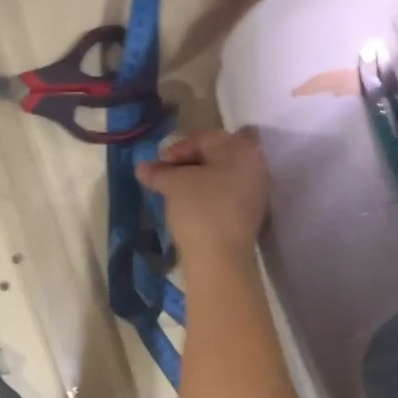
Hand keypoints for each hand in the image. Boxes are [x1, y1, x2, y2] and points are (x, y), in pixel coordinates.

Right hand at [136, 128, 269, 261]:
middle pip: (219, 154)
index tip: (157, 164)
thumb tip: (142, 167)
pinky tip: (191, 207)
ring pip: (223, 175)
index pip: (206, 138)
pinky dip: (208, 195)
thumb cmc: (200, 211)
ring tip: (176, 192)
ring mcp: (255, 191)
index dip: (178, 148)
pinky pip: (226, 194)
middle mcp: (254, 165)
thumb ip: (159, 173)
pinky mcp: (249, 214)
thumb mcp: (174, 186)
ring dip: (199, 180)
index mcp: (241, 149)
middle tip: (167, 175)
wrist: (220, 258)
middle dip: (191, 162)